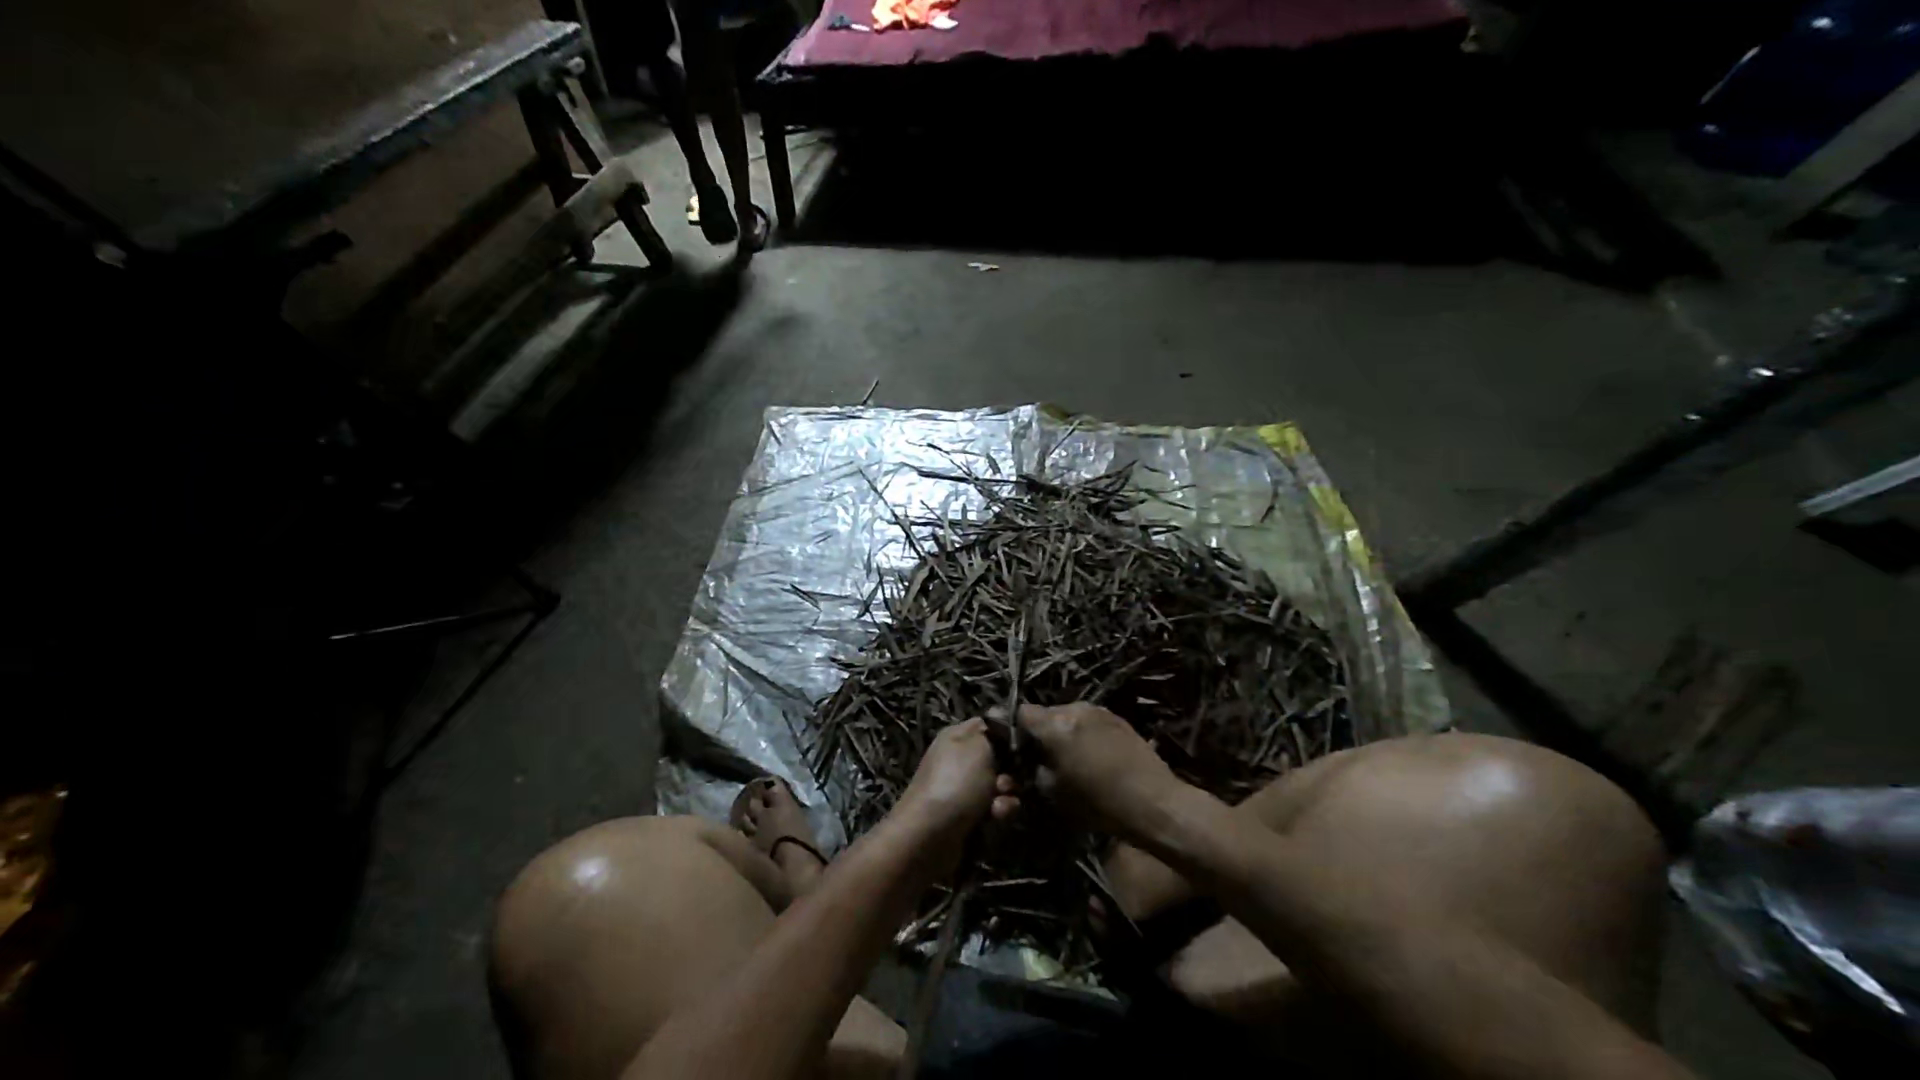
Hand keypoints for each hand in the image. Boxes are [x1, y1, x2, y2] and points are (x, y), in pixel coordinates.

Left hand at [891, 718, 1018, 845]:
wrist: (930, 834)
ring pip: (1000, 790)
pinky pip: (993, 812)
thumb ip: (995, 733)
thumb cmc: (956, 782)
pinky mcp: (966, 817)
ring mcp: (962, 790)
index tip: (1024, 749)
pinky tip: (993, 820)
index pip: (991, 728)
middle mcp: (959, 760)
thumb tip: (1001, 729)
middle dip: (1010, 775)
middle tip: (1004, 784)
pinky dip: (997, 816)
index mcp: (957, 737)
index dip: (1009, 737)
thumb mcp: (978, 745)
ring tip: (997, 808)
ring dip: (1005, 799)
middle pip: (1000, 762)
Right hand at [1015, 702, 1185, 837]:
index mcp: (1055, 725)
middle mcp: (1076, 709)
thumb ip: (1033, 768)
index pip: (1021, 712)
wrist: (1154, 803)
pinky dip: (1084, 734)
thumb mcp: (1053, 792)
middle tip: (1042, 757)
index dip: (1014, 728)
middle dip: (1041, 732)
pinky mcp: (1118, 719)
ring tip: (1069, 758)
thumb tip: (1027, 758)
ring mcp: (1100, 711)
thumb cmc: (1100, 804)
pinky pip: (1090, 721)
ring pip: (1069, 716)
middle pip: (1046, 713)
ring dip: (1064, 732)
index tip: (1015, 747)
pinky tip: (1092, 757)